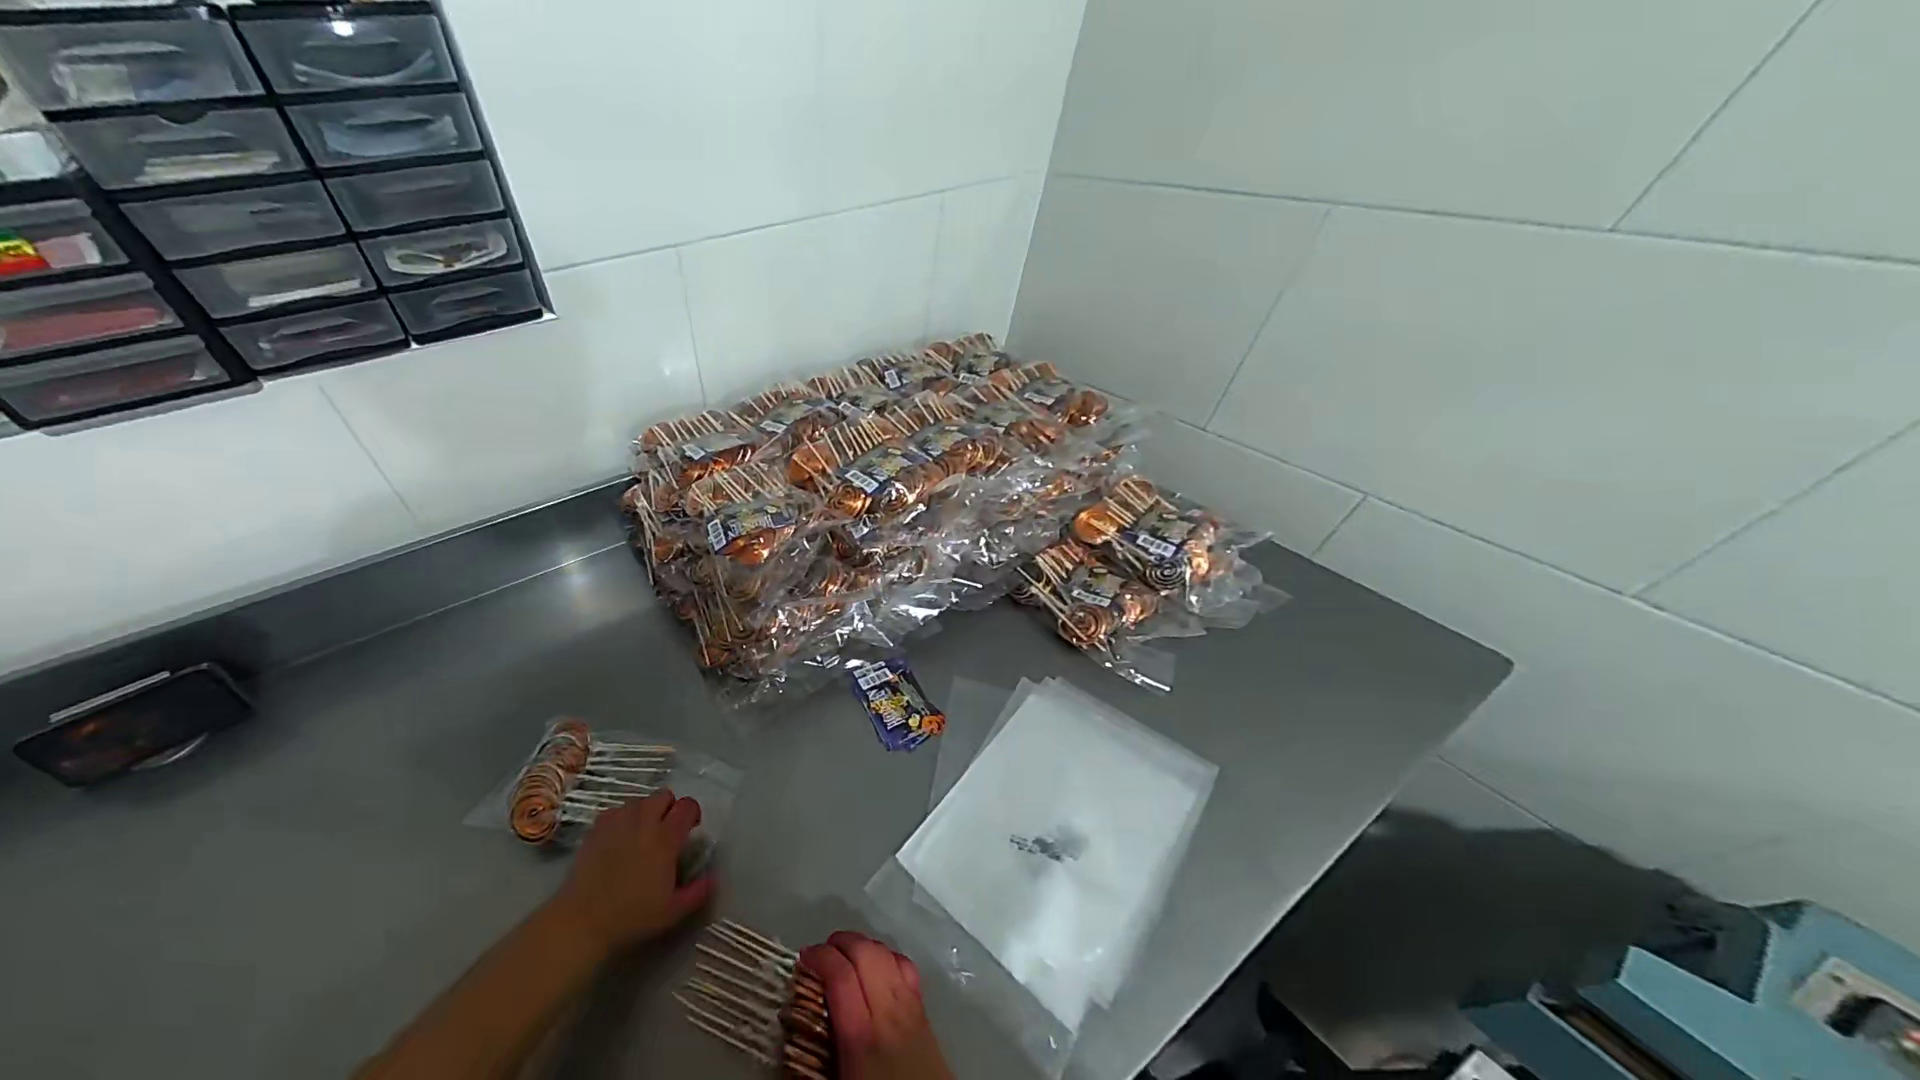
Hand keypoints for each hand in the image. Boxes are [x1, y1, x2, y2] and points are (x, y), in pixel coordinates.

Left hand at [551, 790, 713, 953]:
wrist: (581, 923)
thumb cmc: (631, 917)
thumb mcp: (673, 912)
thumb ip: (698, 892)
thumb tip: (713, 878)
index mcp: (666, 839)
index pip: (687, 806)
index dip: (693, 812)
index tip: (691, 829)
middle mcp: (644, 824)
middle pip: (663, 795)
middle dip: (669, 807)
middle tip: (667, 829)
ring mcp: (617, 825)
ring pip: (638, 800)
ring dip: (646, 810)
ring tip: (643, 831)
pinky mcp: (595, 832)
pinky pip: (614, 811)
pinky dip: (621, 817)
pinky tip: (619, 836)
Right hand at [798, 931, 954, 1079]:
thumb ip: (813, 1058)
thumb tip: (791, 1033)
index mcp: (860, 1035)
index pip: (841, 976)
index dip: (821, 957)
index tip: (803, 956)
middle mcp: (887, 1010)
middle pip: (867, 953)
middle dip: (842, 942)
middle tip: (822, 951)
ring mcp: (909, 1005)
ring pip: (887, 954)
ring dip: (864, 944)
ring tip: (845, 954)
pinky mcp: (923, 1008)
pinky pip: (906, 966)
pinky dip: (888, 956)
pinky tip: (876, 965)